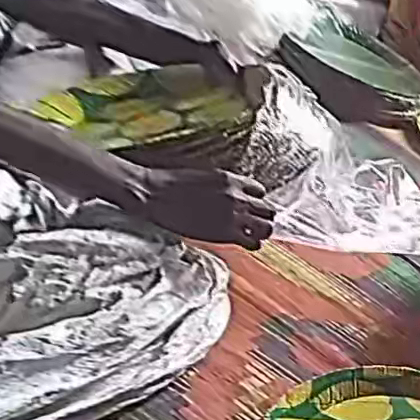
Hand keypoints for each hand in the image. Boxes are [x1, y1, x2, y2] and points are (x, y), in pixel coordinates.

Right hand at [133, 168, 276, 248]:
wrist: (150, 193)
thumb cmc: (169, 183)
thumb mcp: (203, 175)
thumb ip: (225, 185)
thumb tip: (237, 193)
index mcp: (231, 180)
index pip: (260, 191)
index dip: (255, 199)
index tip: (248, 205)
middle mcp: (238, 197)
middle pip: (269, 211)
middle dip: (262, 216)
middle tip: (252, 221)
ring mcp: (235, 216)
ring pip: (267, 228)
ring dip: (260, 231)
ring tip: (249, 233)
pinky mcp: (228, 233)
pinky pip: (254, 243)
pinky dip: (252, 244)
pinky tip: (242, 242)